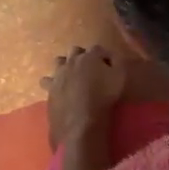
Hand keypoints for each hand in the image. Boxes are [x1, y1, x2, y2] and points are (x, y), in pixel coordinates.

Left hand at [45, 45, 126, 169]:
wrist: (81, 121)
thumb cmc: (104, 97)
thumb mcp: (120, 77)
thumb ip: (118, 63)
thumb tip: (112, 57)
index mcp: (89, 57)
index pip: (98, 48)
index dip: (105, 55)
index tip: (110, 64)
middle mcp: (71, 62)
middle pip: (75, 50)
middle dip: (83, 55)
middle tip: (92, 67)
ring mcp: (57, 75)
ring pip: (59, 61)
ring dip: (66, 64)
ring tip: (74, 74)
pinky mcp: (49, 90)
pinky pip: (48, 80)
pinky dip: (53, 82)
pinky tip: (59, 88)